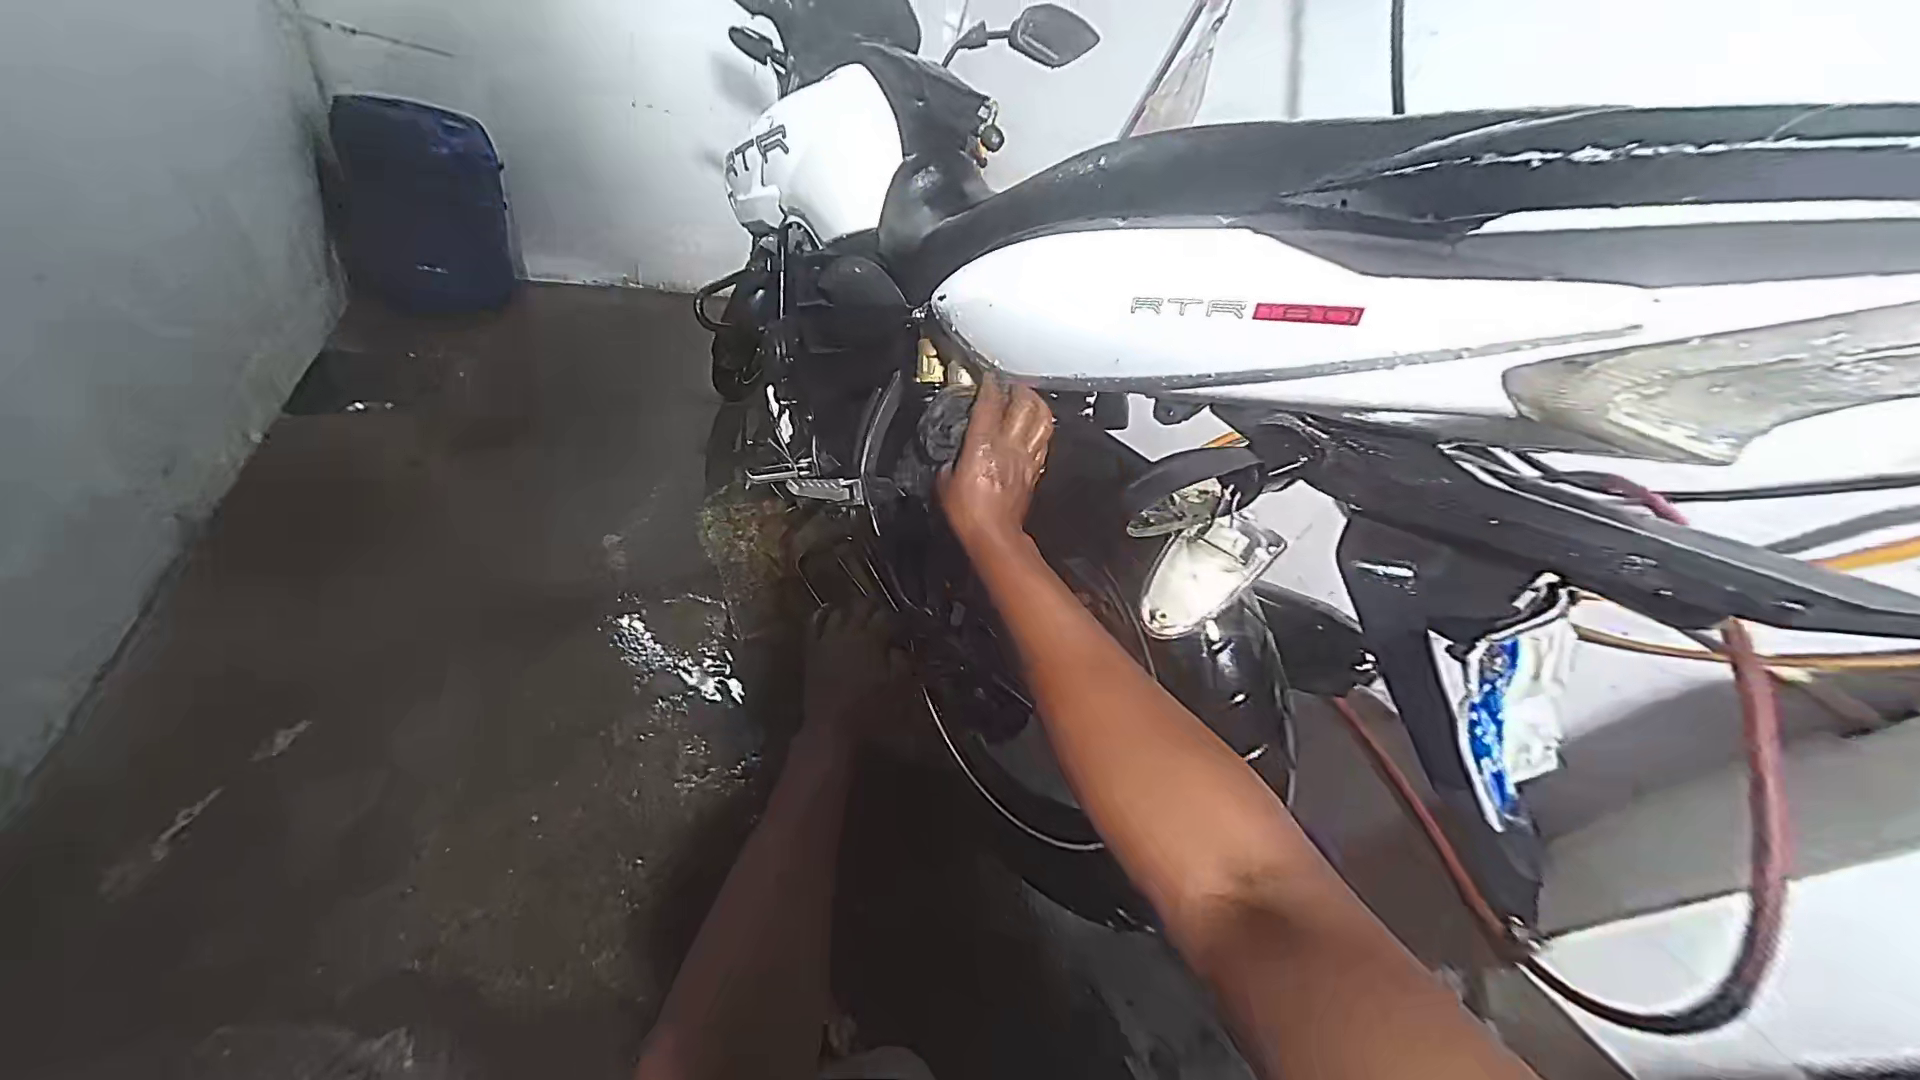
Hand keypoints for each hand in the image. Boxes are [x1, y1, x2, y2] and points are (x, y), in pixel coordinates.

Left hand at [803, 600, 913, 750]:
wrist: (830, 731)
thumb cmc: (871, 712)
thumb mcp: (899, 688)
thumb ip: (903, 661)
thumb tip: (899, 648)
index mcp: (872, 639)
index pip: (886, 616)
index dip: (896, 620)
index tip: (903, 628)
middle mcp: (848, 632)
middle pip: (862, 606)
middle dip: (875, 609)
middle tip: (884, 619)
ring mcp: (826, 640)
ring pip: (839, 612)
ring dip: (851, 612)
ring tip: (860, 619)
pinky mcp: (811, 651)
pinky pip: (815, 625)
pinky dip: (823, 617)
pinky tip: (830, 619)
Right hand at [937, 372, 1054, 553]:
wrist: (993, 536)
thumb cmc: (970, 514)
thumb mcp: (944, 483)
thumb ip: (949, 464)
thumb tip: (951, 460)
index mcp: (983, 445)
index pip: (989, 404)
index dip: (989, 385)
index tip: (988, 377)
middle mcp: (1008, 447)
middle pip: (1023, 404)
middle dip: (1018, 388)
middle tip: (1011, 383)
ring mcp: (1025, 458)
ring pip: (1041, 420)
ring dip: (1036, 404)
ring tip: (1030, 398)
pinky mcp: (1034, 472)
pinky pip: (1044, 442)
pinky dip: (1042, 429)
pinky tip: (1037, 427)